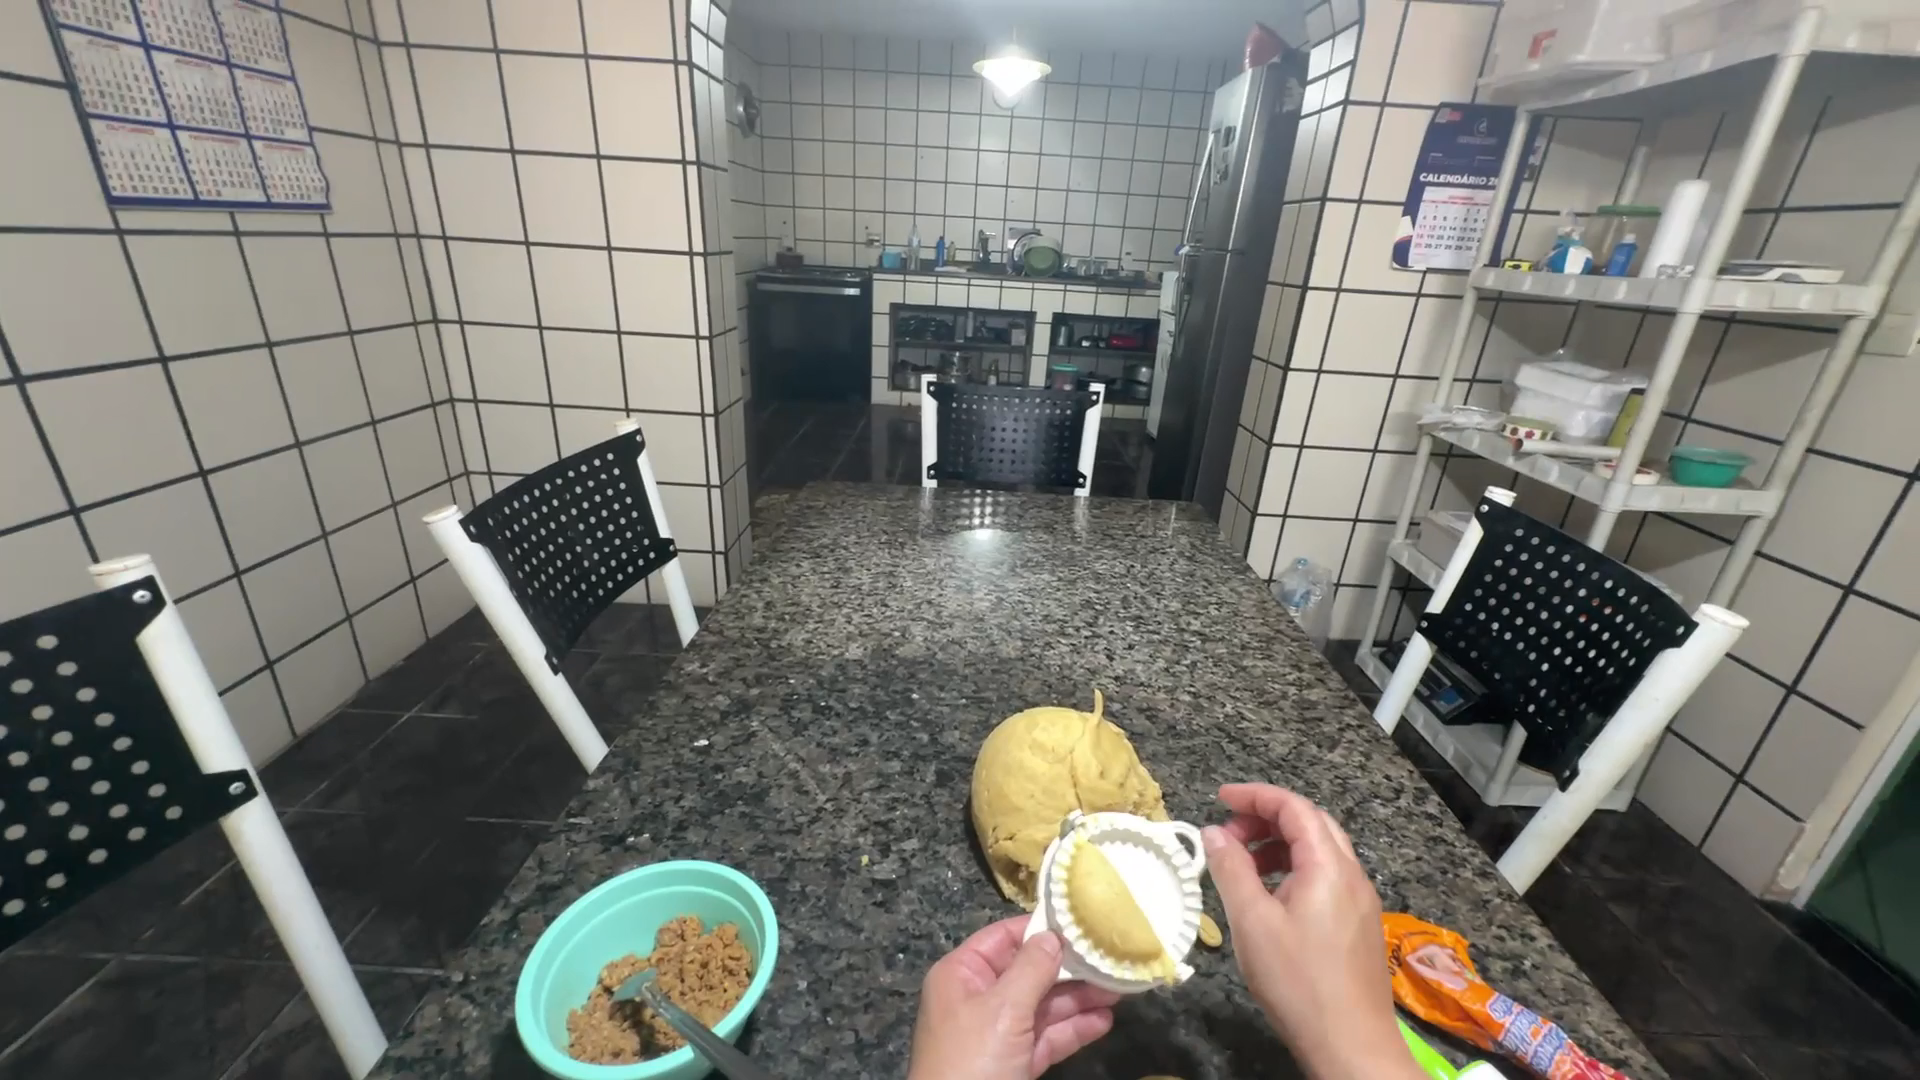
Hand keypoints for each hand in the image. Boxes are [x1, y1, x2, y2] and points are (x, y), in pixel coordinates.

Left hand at [907, 917, 1118, 1079]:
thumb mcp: (1002, 1010)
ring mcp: (997, 1033)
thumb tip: (1053, 935)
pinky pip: (1046, 1038)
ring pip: (1042, 1006)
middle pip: (1028, 971)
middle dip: (1068, 968)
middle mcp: (978, 997)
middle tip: (1108, 960)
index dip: (1040, 929)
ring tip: (1117, 990)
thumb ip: (1031, 969)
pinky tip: (1103, 1022)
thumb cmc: (973, 1061)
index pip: (1004, 937)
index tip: (1079, 921)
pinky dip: (1073, 1030)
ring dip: (1078, 999)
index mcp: (962, 973)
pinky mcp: (1014, 1064)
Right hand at [1203, 784, 1422, 1079]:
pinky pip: (1326, 875)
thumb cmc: (1298, 982)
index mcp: (1328, 867)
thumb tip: (1212, 831)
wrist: (1353, 1051)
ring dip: (1279, 843)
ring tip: (1243, 863)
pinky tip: (1270, 895)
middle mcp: (1351, 875)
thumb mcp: (1251, 921)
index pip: (1294, 807)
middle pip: (1311, 822)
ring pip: (1319, 849)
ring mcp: (1360, 901)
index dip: (1255, 795)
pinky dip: (1293, 868)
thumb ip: (1230, 868)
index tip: (1219, 799)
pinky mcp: (1359, 925)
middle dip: (1266, 816)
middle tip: (1229, 832)